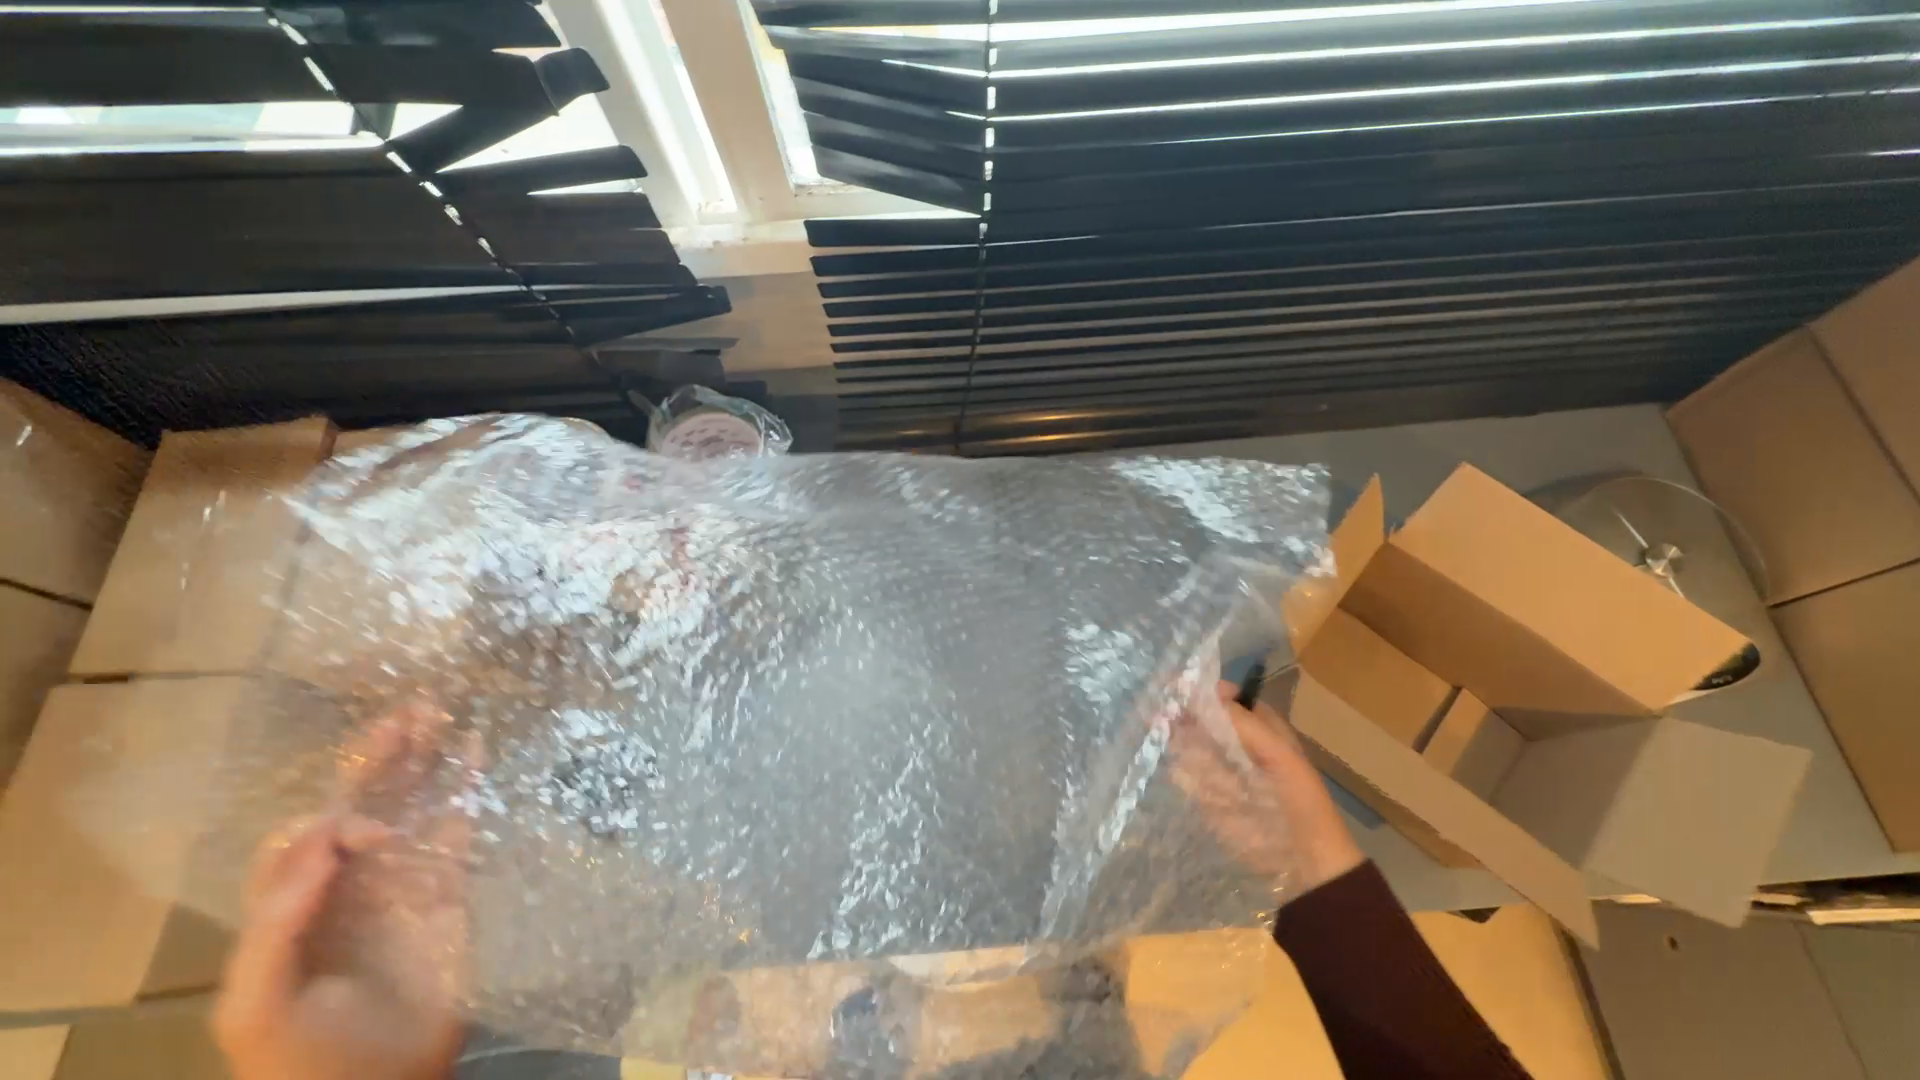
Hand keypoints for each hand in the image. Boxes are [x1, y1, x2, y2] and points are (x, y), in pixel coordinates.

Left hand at [214, 705, 477, 1079]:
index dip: (331, 819)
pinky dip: (467, 790)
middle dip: (382, 757)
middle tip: (412, 711)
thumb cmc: (302, 1055)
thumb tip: (326, 836)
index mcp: (294, 901)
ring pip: (413, 806)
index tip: (361, 836)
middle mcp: (349, 880)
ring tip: (440, 713)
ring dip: (425, 761)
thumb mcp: (257, 1001)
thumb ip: (277, 920)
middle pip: (363, 802)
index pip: (306, 835)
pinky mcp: (451, 888)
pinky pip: (459, 830)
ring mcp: (404, 881)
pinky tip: (476, 754)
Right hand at [1172, 681, 1365, 896]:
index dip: (1206, 692)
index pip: (1230, 700)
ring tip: (1157, 729)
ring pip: (1191, 744)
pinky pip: (1186, 776)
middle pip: (1204, 720)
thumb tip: (1209, 692)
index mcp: (1264, 730)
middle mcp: (1239, 746)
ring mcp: (1222, 772)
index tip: (1179, 687)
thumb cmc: (1299, 801)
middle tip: (1160, 708)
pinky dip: (1176, 768)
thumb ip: (1245, 724)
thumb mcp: (1279, 755)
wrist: (1301, 862)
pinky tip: (1168, 761)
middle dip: (1183, 712)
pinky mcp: (1207, 799)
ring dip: (1175, 736)